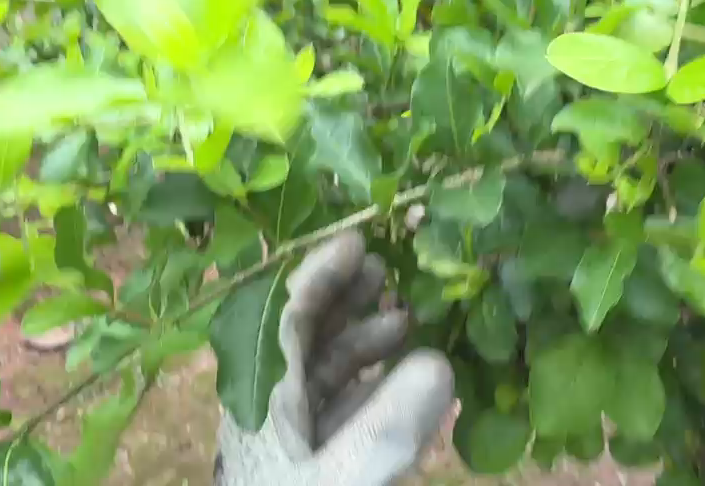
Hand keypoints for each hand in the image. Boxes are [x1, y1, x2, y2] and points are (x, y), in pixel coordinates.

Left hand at [215, 231, 454, 485]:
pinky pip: (334, 407)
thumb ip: (388, 429)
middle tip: (390, 270)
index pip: (286, 311)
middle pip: (304, 331)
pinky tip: (400, 380)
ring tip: (405, 319)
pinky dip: (367, 385)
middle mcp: (268, 406)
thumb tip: (442, 361)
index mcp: (261, 396)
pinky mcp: (302, 465)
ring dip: (361, 339)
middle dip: (345, 297)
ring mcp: (284, 438)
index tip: (360, 240)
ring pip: (321, 368)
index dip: (322, 271)